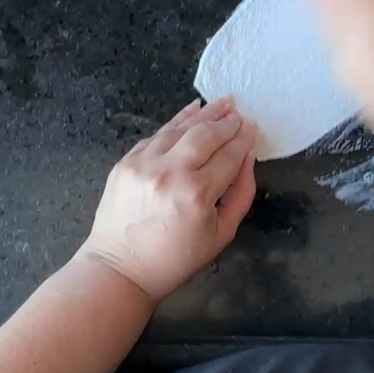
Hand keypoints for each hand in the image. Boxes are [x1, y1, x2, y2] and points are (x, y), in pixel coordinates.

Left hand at [78, 97, 258, 301]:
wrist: (121, 268)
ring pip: (179, 129)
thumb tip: (247, 157)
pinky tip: (191, 113)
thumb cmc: (176, 259)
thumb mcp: (221, 234)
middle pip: (205, 135)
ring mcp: (143, 164)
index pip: (228, 156)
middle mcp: (170, 172)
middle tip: (238, 112)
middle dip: (226, 122)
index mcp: (197, 194)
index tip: (252, 127)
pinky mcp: (125, 162)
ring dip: (202, 114)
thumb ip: (240, 193)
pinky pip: (157, 136)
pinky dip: (176, 123)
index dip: (243, 140)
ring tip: (221, 104)